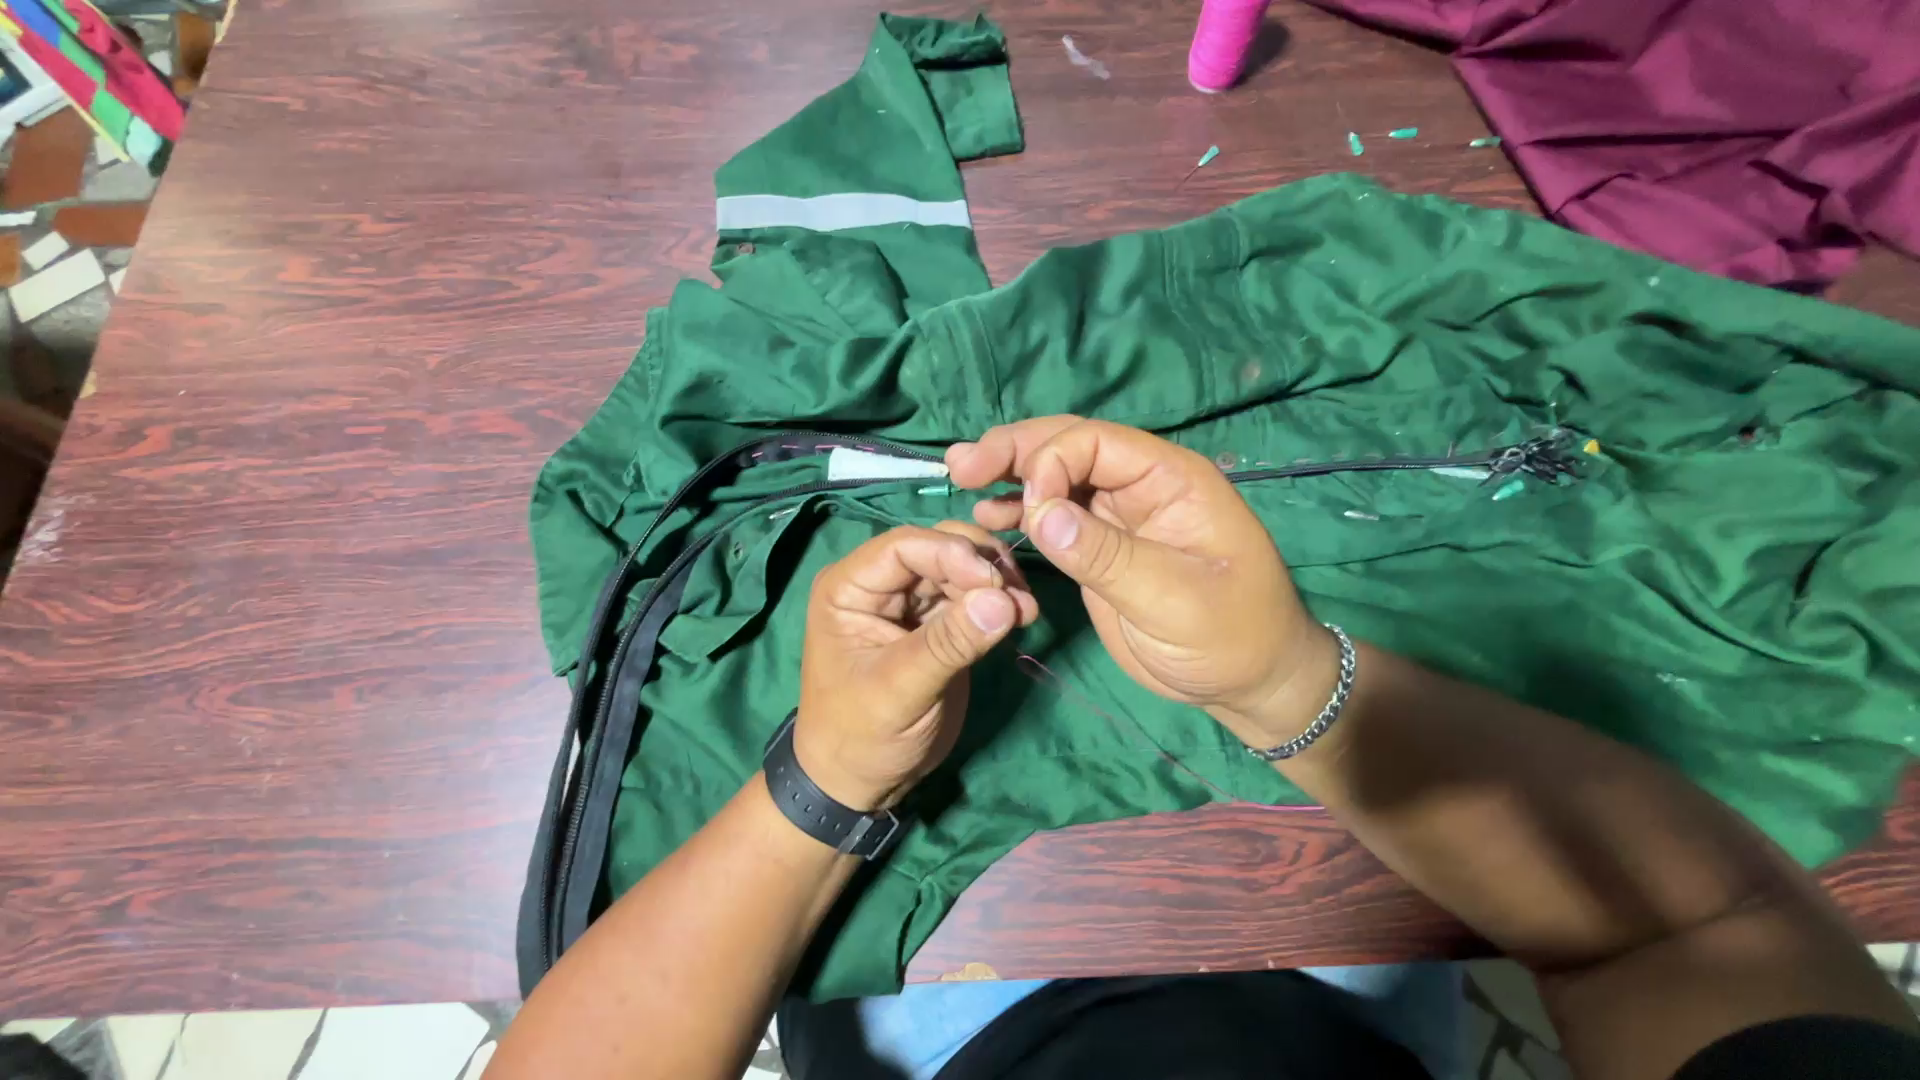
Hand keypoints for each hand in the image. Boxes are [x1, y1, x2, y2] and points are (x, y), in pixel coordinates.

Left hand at [795, 522, 1038, 811]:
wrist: (861, 782)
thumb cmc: (861, 736)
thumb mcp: (900, 691)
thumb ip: (948, 644)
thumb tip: (1002, 599)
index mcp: (849, 588)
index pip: (905, 546)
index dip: (952, 553)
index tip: (995, 582)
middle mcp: (879, 584)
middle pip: (938, 548)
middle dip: (981, 565)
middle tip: (1019, 597)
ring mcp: (910, 601)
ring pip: (960, 567)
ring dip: (996, 581)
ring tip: (1027, 610)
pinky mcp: (938, 623)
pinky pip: (971, 597)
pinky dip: (998, 603)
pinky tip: (1023, 617)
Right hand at [945, 417, 1339, 748]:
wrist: (1249, 679)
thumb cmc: (1231, 635)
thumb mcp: (1174, 598)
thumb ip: (1106, 555)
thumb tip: (1039, 513)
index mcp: (1170, 479)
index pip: (1097, 443)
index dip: (1051, 462)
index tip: (1027, 507)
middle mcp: (1141, 486)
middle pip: (1069, 447)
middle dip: (1015, 451)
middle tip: (961, 465)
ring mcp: (1118, 516)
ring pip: (1056, 478)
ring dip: (1009, 476)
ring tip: (963, 480)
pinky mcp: (1101, 548)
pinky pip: (1055, 518)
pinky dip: (1020, 513)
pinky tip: (988, 517)